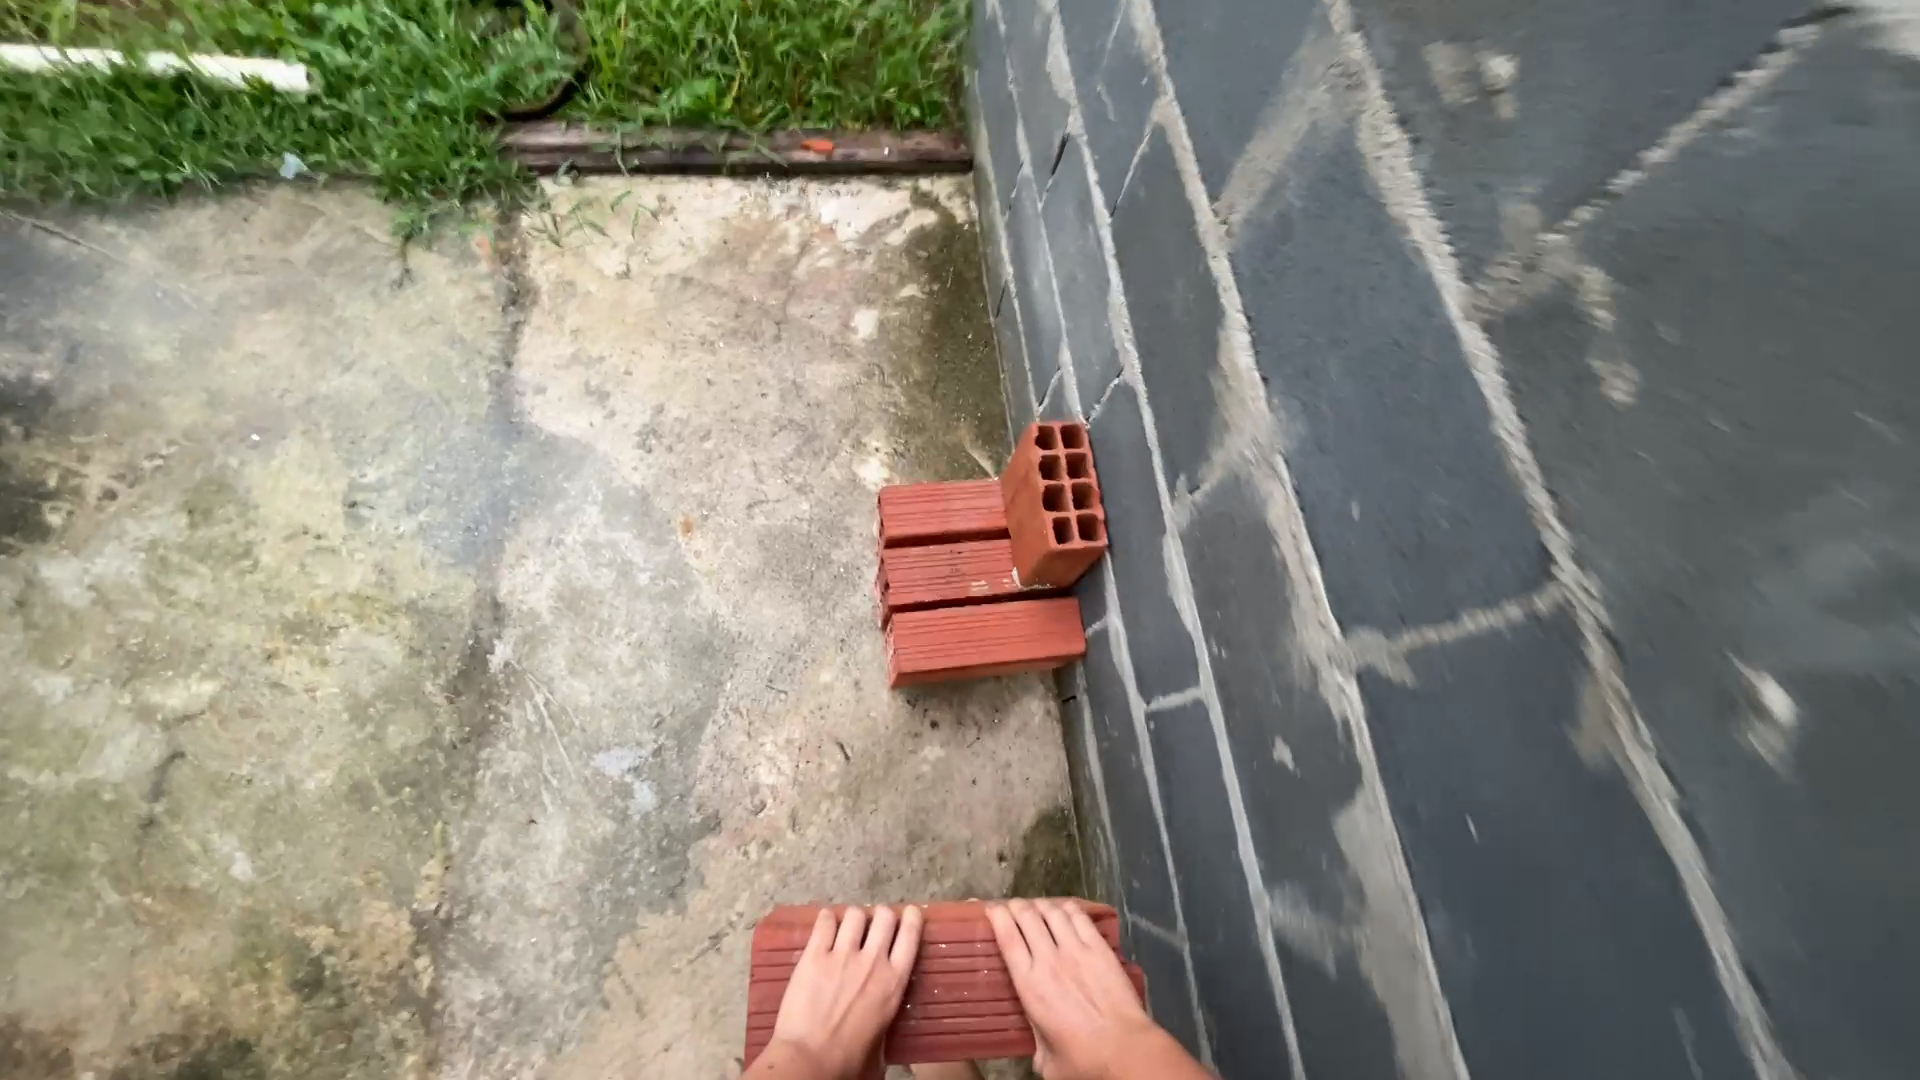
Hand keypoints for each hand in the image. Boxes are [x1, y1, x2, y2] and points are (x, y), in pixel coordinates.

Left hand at [753, 905, 923, 1079]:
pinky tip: (825, 926)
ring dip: (853, 919)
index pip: (911, 934)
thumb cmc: (848, 1062)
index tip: (909, 914)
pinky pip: (825, 921)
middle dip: (881, 916)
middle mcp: (872, 961)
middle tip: (873, 926)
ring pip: (855, 914)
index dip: (912, 918)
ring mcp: (842, 955)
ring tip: (846, 928)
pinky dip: (827, 919)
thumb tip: (884, 1015)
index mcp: (894, 982)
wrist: (809, 1063)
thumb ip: (886, 1017)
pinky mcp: (815, 954)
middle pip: (885, 916)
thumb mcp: (882, 1044)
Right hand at [987, 899, 1197, 1079]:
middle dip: (1015, 906)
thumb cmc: (1083, 1060)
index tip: (991, 909)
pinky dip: (1067, 908)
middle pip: (1026, 916)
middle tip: (1012, 907)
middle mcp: (1048, 959)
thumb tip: (1036, 1047)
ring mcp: (1075, 950)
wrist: (1124, 1051)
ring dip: (1040, 904)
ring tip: (1036, 906)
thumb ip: (1035, 1043)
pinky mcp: (1099, 947)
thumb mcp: (1046, 1061)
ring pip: (1051, 911)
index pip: (1007, 937)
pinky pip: (1078, 916)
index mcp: (1029, 984)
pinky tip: (1064, 909)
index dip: (996, 916)